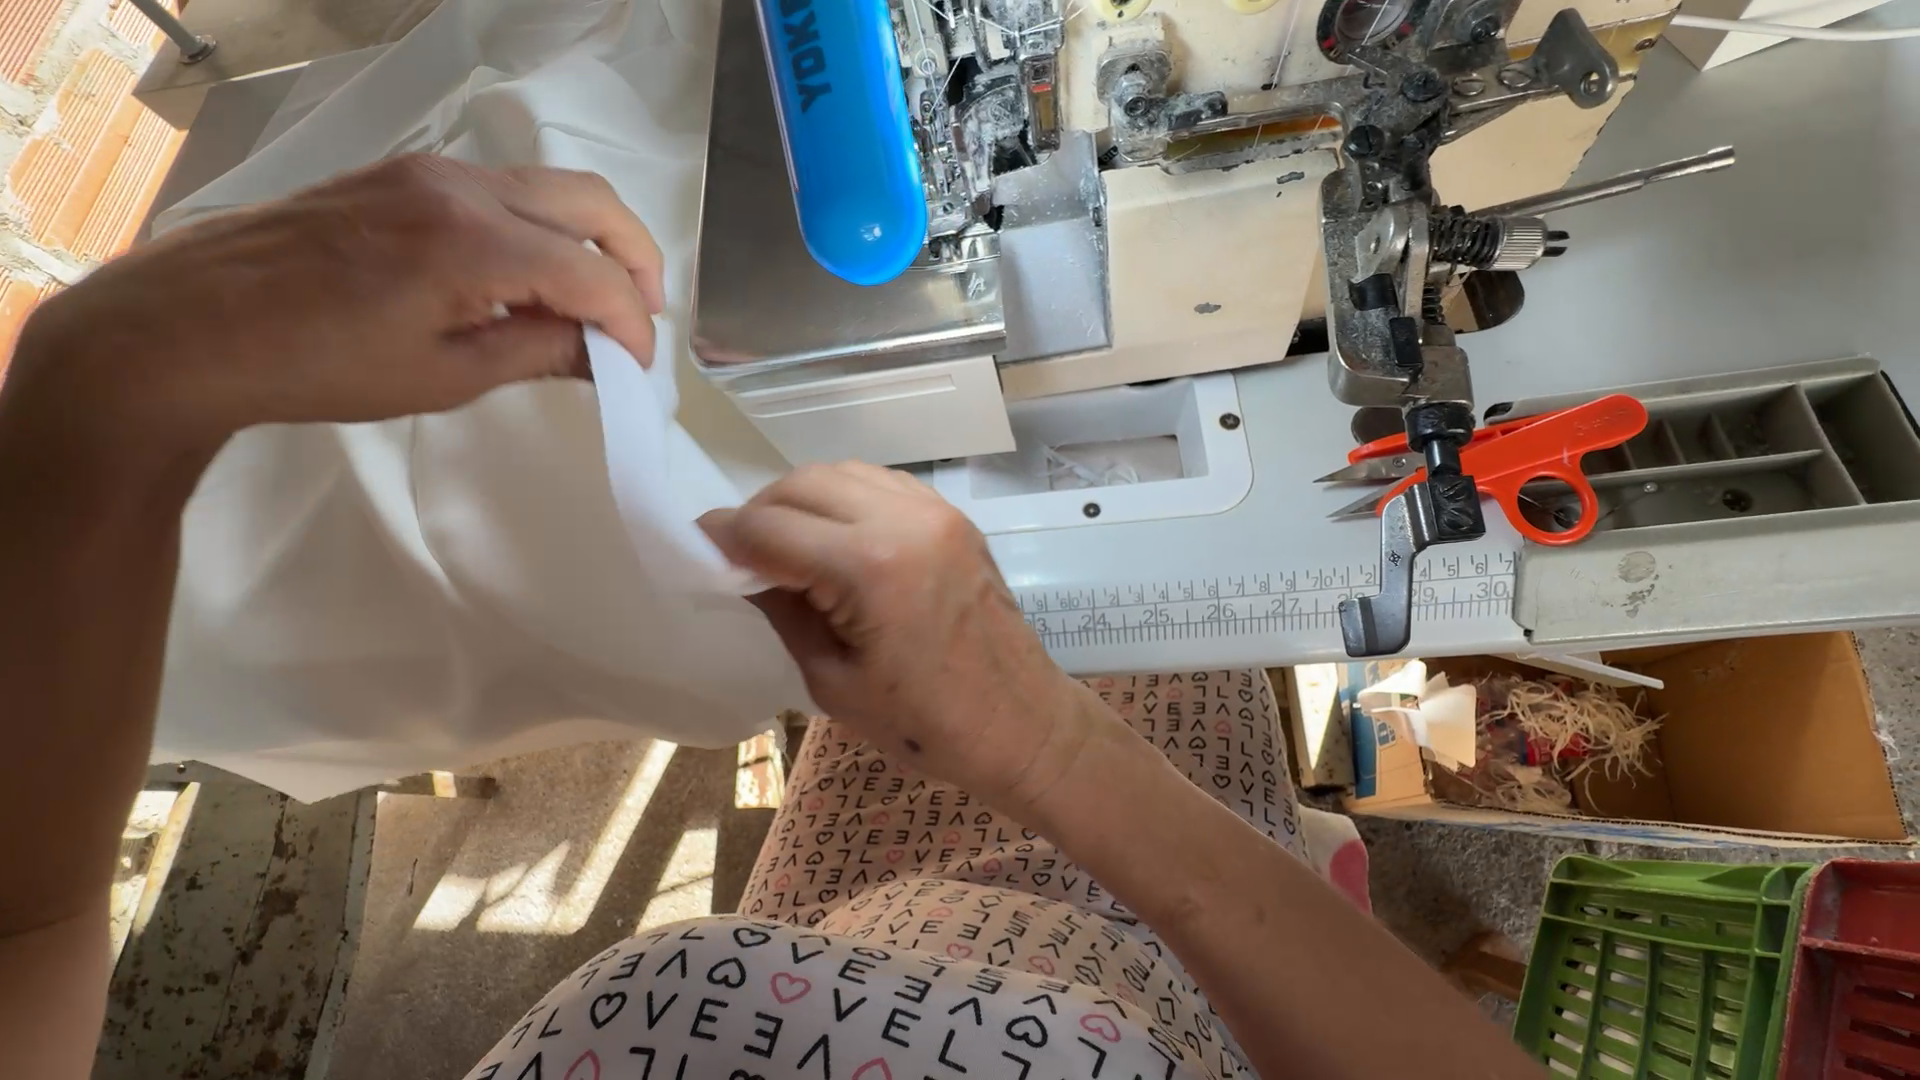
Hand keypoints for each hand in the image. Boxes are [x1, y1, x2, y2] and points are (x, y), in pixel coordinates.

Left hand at [3, 154, 662, 472]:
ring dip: (595, 240)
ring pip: (554, 188)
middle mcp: (462, 188)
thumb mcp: (451, 375)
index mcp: (475, 243)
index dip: (633, 325)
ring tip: (600, 300)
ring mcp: (431, 173)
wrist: (188, 327)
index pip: (596, 275)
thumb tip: (604, 352)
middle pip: (593, 201)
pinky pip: (508, 191)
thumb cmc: (324, 367)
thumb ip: (542, 350)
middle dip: (638, 260)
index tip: (638, 368)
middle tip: (644, 316)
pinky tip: (537, 277)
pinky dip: (547, 229)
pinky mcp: (405, 176)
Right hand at [699, 463, 1118, 816]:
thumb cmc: (927, 726)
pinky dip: (848, 499)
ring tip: (787, 544)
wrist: (1023, 725)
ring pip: (844, 472)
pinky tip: (837, 537)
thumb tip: (746, 572)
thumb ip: (784, 612)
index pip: (770, 527)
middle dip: (761, 511)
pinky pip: (883, 485)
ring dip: (804, 499)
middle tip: (742, 554)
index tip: (698, 549)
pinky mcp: (954, 518)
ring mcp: (936, 512)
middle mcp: (905, 520)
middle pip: (803, 482)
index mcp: (871, 567)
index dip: (723, 536)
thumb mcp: (833, 683)